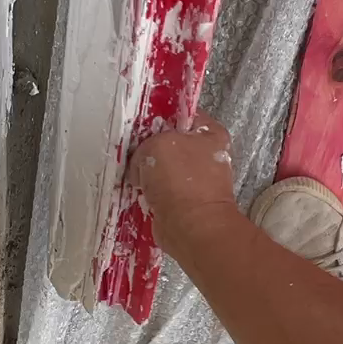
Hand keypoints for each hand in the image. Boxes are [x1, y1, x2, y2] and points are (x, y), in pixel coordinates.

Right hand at [131, 113, 244, 257]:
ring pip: (163, 169)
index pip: (183, 115)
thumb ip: (146, 143)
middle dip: (149, 149)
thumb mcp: (156, 144)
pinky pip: (160, 192)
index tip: (139, 125)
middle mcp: (207, 156)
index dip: (160, 117)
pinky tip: (136, 192)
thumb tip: (140, 164)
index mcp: (211, 134)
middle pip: (170, 144)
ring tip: (131, 174)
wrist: (190, 227)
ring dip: (146, 174)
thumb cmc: (179, 180)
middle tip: (131, 151)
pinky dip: (148, 194)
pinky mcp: (183, 203)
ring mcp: (196, 182)